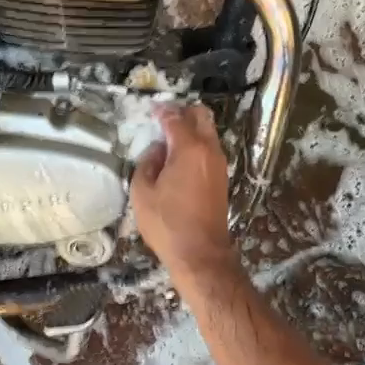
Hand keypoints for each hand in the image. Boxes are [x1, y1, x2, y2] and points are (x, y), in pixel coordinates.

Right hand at [131, 104, 236, 278]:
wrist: (200, 252)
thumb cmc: (167, 223)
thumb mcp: (142, 193)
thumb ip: (147, 163)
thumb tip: (157, 150)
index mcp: (189, 149)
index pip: (175, 118)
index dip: (161, 111)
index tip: (151, 111)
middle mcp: (209, 151)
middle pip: (201, 116)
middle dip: (183, 113)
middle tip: (163, 121)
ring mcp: (219, 164)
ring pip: (209, 133)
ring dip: (192, 130)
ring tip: (169, 141)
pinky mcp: (222, 178)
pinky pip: (210, 150)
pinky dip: (197, 146)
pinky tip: (179, 159)